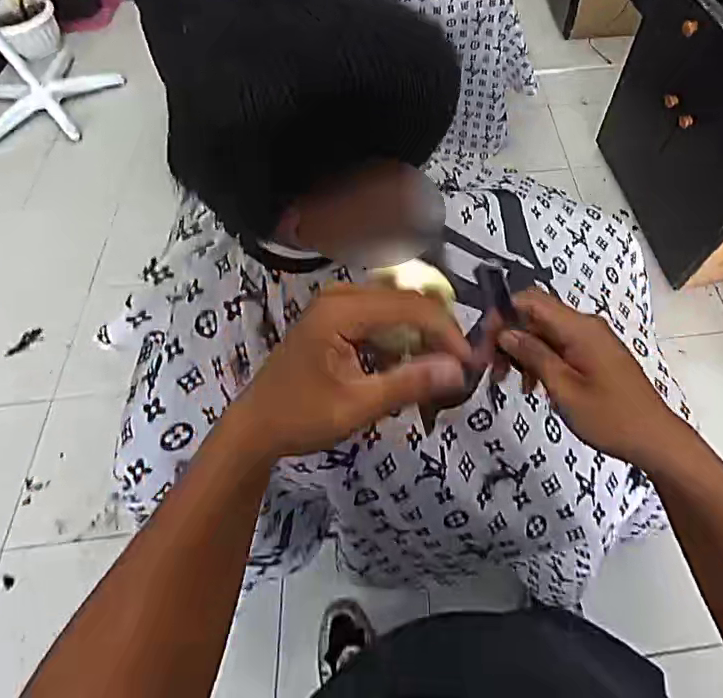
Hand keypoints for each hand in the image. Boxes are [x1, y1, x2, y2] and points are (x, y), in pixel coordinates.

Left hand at [230, 287, 469, 458]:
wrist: (253, 429)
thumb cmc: (299, 417)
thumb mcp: (357, 406)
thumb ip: (409, 383)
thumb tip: (459, 371)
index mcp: (342, 308)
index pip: (411, 307)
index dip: (445, 333)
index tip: (469, 363)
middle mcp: (343, 294)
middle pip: (408, 302)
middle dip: (437, 334)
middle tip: (458, 367)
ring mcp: (340, 301)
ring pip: (400, 308)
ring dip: (422, 337)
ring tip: (439, 369)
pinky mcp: (341, 314)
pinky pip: (385, 317)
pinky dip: (403, 340)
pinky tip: (410, 365)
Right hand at [496, 290, 694, 468]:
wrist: (655, 437)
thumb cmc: (611, 418)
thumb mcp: (564, 389)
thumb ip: (534, 356)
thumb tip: (506, 332)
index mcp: (579, 327)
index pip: (530, 299)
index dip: (503, 315)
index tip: (485, 344)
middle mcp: (586, 324)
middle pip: (537, 315)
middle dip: (511, 337)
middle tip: (494, 371)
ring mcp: (593, 338)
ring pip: (547, 332)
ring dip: (526, 351)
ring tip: (514, 384)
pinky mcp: (596, 353)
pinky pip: (562, 345)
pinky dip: (544, 359)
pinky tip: (536, 386)